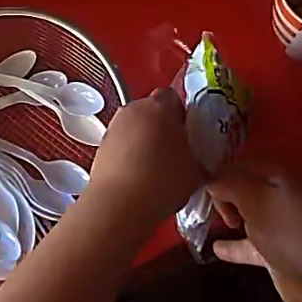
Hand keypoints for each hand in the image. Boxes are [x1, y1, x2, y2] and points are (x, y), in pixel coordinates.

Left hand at [88, 87, 199, 221]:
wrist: (119, 204)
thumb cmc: (161, 181)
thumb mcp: (195, 170)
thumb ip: (198, 156)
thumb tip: (199, 161)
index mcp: (160, 106)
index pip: (173, 96)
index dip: (180, 114)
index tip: (187, 133)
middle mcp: (135, 109)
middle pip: (151, 110)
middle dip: (161, 126)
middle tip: (173, 151)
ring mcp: (115, 126)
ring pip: (134, 126)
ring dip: (143, 140)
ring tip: (153, 168)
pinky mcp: (101, 145)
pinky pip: (120, 143)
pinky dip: (127, 154)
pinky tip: (136, 177)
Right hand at [206, 166, 301, 301]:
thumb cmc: (291, 232)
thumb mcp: (256, 199)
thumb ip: (229, 184)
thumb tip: (209, 178)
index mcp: (273, 175)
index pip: (238, 164)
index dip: (216, 171)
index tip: (191, 182)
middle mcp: (274, 195)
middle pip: (240, 187)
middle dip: (219, 193)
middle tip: (198, 206)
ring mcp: (276, 226)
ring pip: (243, 214)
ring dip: (225, 215)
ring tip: (200, 221)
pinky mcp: (275, 254)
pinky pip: (247, 245)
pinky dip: (232, 245)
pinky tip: (214, 249)